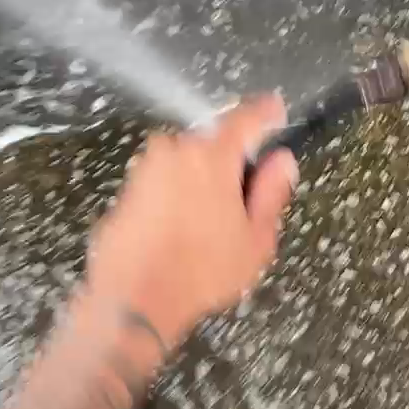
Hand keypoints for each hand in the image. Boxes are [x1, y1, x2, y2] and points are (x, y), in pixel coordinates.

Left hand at [83, 96, 298, 347]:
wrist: (134, 300)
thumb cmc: (203, 270)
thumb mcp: (256, 237)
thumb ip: (271, 192)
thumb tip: (281, 162)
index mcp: (211, 156)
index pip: (245, 119)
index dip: (265, 113)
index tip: (276, 108)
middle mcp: (173, 151)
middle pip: (213, 144)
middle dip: (232, 162)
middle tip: (247, 200)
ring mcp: (145, 170)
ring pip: (187, 163)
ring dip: (204, 181)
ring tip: (217, 224)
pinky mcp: (127, 191)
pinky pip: (165, 183)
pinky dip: (180, 197)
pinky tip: (188, 232)